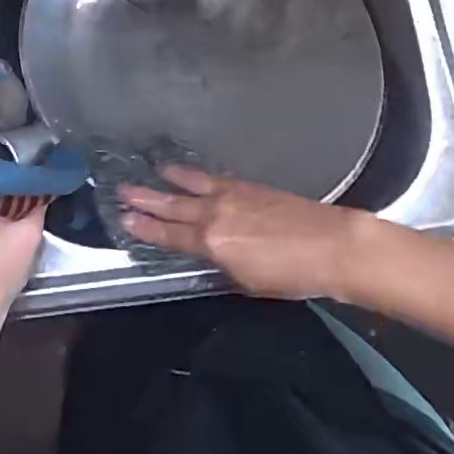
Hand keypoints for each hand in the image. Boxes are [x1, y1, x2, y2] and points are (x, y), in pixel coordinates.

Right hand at [118, 166, 376, 300]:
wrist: (330, 244)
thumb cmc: (292, 274)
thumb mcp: (248, 282)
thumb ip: (223, 264)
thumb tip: (210, 252)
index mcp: (213, 242)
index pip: (171, 234)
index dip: (146, 228)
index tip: (125, 218)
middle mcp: (216, 213)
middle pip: (174, 205)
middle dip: (147, 198)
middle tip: (122, 189)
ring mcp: (232, 195)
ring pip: (192, 184)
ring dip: (169, 179)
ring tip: (151, 171)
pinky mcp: (248, 185)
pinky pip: (213, 178)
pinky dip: (196, 175)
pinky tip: (191, 174)